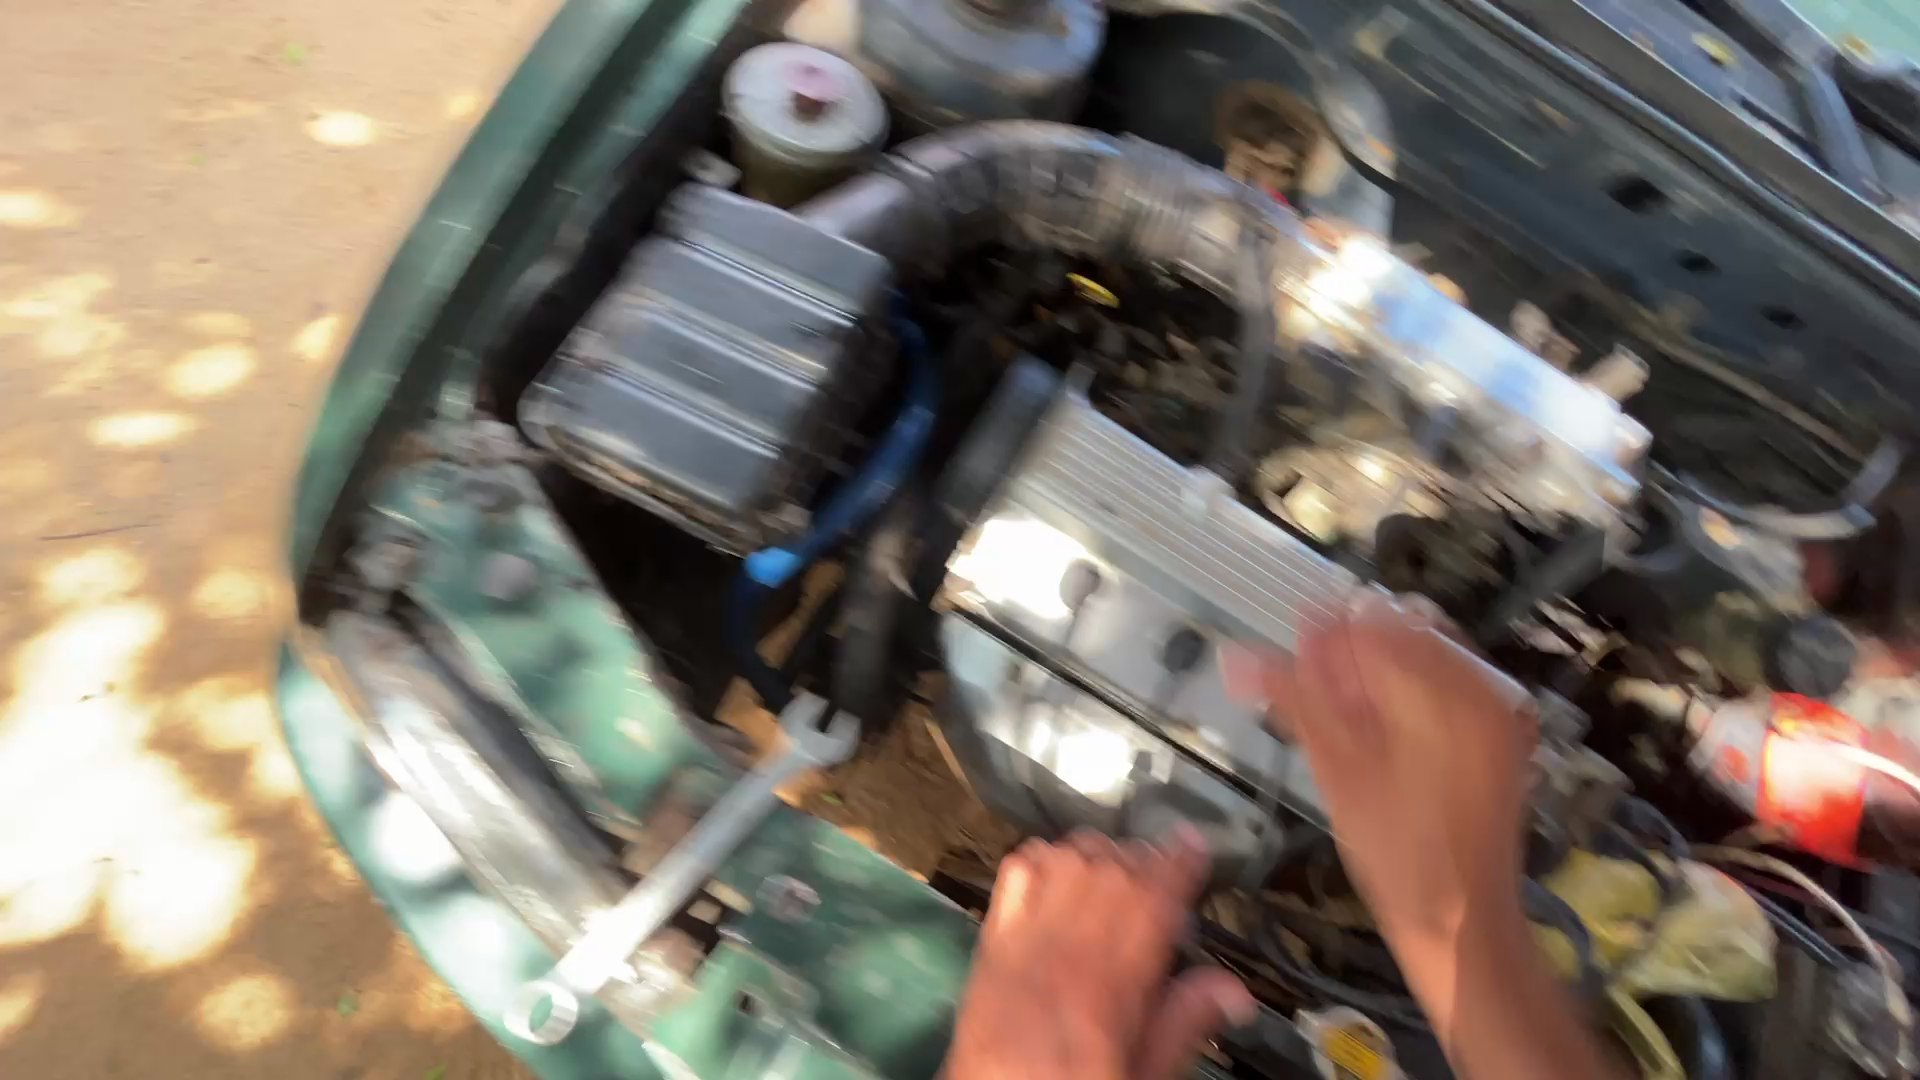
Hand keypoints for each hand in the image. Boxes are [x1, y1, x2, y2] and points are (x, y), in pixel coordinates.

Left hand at [944, 829, 1255, 1079]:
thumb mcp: (1144, 1066)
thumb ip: (1185, 1020)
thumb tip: (1233, 990)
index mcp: (1114, 978)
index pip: (1155, 897)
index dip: (1178, 862)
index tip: (1192, 841)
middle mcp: (1071, 940)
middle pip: (1113, 866)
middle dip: (1142, 859)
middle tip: (1156, 872)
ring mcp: (1028, 928)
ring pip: (1069, 855)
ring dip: (1097, 853)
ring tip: (1111, 869)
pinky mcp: (996, 928)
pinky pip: (1020, 866)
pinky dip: (1043, 856)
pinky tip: (1057, 868)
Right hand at [1258, 593, 1536, 973]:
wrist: (1462, 921)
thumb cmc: (1392, 849)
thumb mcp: (1333, 768)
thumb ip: (1293, 697)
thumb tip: (1237, 653)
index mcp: (1442, 693)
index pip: (1367, 623)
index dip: (1320, 640)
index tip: (1294, 668)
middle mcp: (1480, 686)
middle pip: (1396, 628)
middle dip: (1347, 653)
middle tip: (1318, 698)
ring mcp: (1498, 708)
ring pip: (1419, 649)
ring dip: (1374, 668)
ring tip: (1347, 715)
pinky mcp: (1502, 730)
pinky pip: (1444, 678)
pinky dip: (1405, 687)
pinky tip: (1382, 725)